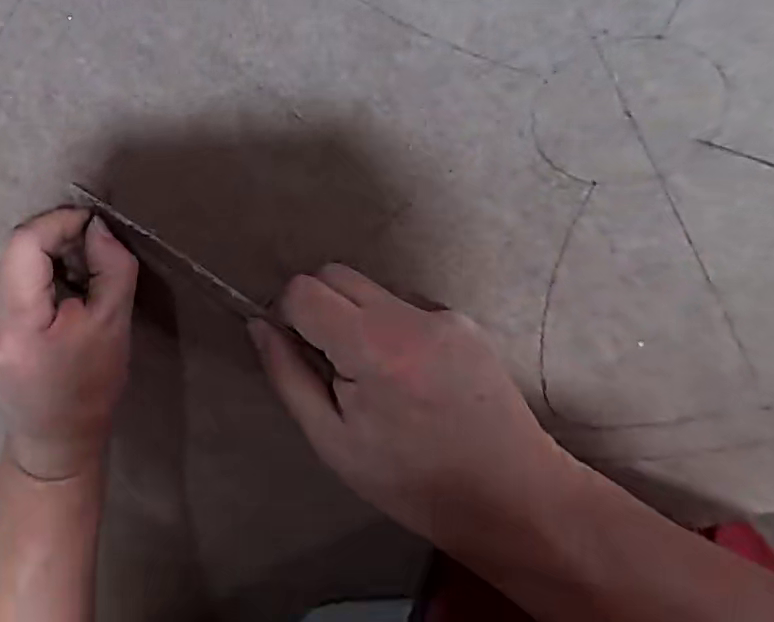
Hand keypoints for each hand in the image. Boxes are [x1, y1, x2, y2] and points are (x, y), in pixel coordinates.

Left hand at [0, 208, 138, 480]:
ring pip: (6, 264)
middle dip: (53, 237)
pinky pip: (2, 284)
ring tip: (75, 272)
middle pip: (12, 251)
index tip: (91, 223)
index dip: (58, 222)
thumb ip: (112, 266)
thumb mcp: (115, 324)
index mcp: (13, 324)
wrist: (57, 444)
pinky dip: (30, 276)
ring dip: (42, 255)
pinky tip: (54, 295)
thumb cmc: (91, 387)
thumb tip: (96, 227)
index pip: (24, 243)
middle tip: (89, 246)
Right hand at [250, 264, 581, 554]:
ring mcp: (441, 315)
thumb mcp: (333, 442)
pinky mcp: (462, 320)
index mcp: (372, 349)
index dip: (287, 312)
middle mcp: (408, 318)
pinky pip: (402, 303)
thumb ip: (287, 375)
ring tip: (373, 370)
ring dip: (353, 313)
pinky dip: (388, 325)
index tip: (297, 347)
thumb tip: (257, 324)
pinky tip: (408, 372)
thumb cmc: (413, 483)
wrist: (516, 500)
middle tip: (329, 358)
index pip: (304, 289)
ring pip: (368, 286)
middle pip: (333, 273)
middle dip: (317, 304)